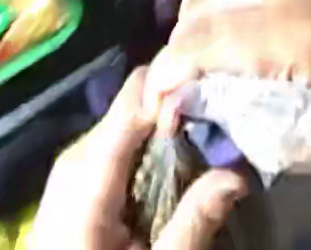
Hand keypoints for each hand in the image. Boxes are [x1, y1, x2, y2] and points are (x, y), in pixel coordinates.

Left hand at [29, 67, 247, 249]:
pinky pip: (117, 139)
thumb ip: (192, 222)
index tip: (215, 93)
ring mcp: (73, 161)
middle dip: (174, 109)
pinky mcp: (77, 174)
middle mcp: (76, 154)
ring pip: (128, 117)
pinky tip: (172, 164)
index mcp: (86, 174)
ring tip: (202, 144)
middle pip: (132, 103)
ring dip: (164, 128)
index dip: (174, 88)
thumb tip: (238, 174)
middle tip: (218, 126)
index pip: (133, 101)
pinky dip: (146, 144)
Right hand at [147, 0, 310, 176]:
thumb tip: (185, 99)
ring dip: (189, 19)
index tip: (154, 102)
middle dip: (175, 46)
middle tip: (171, 88)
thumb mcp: (303, 144)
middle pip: (202, 4)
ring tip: (191, 59)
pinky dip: (210, 1)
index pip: (210, 40)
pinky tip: (214, 32)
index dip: (170, 69)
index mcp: (297, 37)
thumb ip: (238, 114)